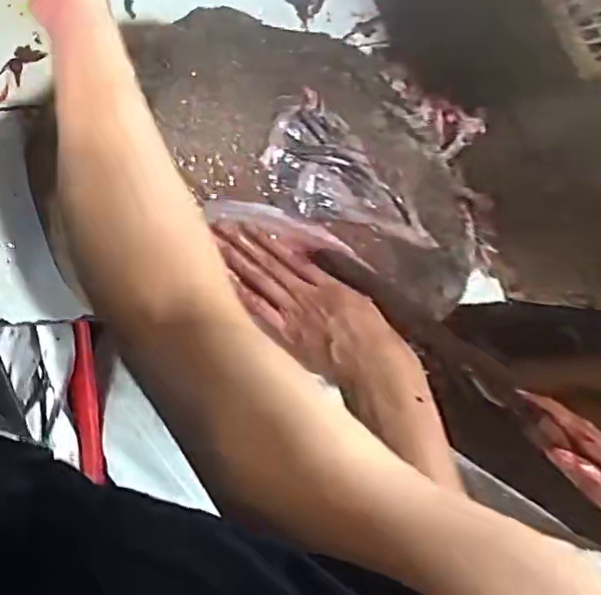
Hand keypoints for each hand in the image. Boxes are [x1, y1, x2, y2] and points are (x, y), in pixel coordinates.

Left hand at [214, 221, 424, 390]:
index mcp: (329, 286)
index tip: (247, 225)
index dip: (267, 240)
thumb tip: (319, 270)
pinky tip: (222, 275)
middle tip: (220, 225)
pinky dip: (240, 289)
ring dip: (236, 258)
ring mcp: (293, 312)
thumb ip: (339, 286)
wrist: (381, 376)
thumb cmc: (385, 348)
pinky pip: (258, 307)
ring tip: (216, 240)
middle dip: (243, 243)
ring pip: (258, 278)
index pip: (291, 257)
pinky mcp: (285, 333)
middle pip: (269, 263)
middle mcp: (306, 294)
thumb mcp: (366, 307)